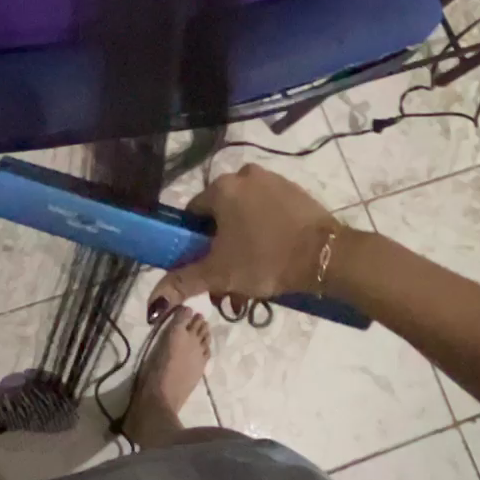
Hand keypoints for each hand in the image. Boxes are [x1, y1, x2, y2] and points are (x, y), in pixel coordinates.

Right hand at [147, 165, 343, 320]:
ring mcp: (272, 180)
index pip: (193, 215)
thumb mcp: (220, 274)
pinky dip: (266, 230)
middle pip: (221, 215)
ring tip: (255, 274)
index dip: (196, 243)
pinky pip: (269, 210)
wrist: (327, 256)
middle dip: (222, 248)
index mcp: (221, 188)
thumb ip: (183, 283)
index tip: (207, 266)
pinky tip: (275, 255)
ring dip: (244, 241)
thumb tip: (152, 303)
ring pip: (246, 213)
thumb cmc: (266, 260)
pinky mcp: (295, 191)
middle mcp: (243, 175)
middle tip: (232, 279)